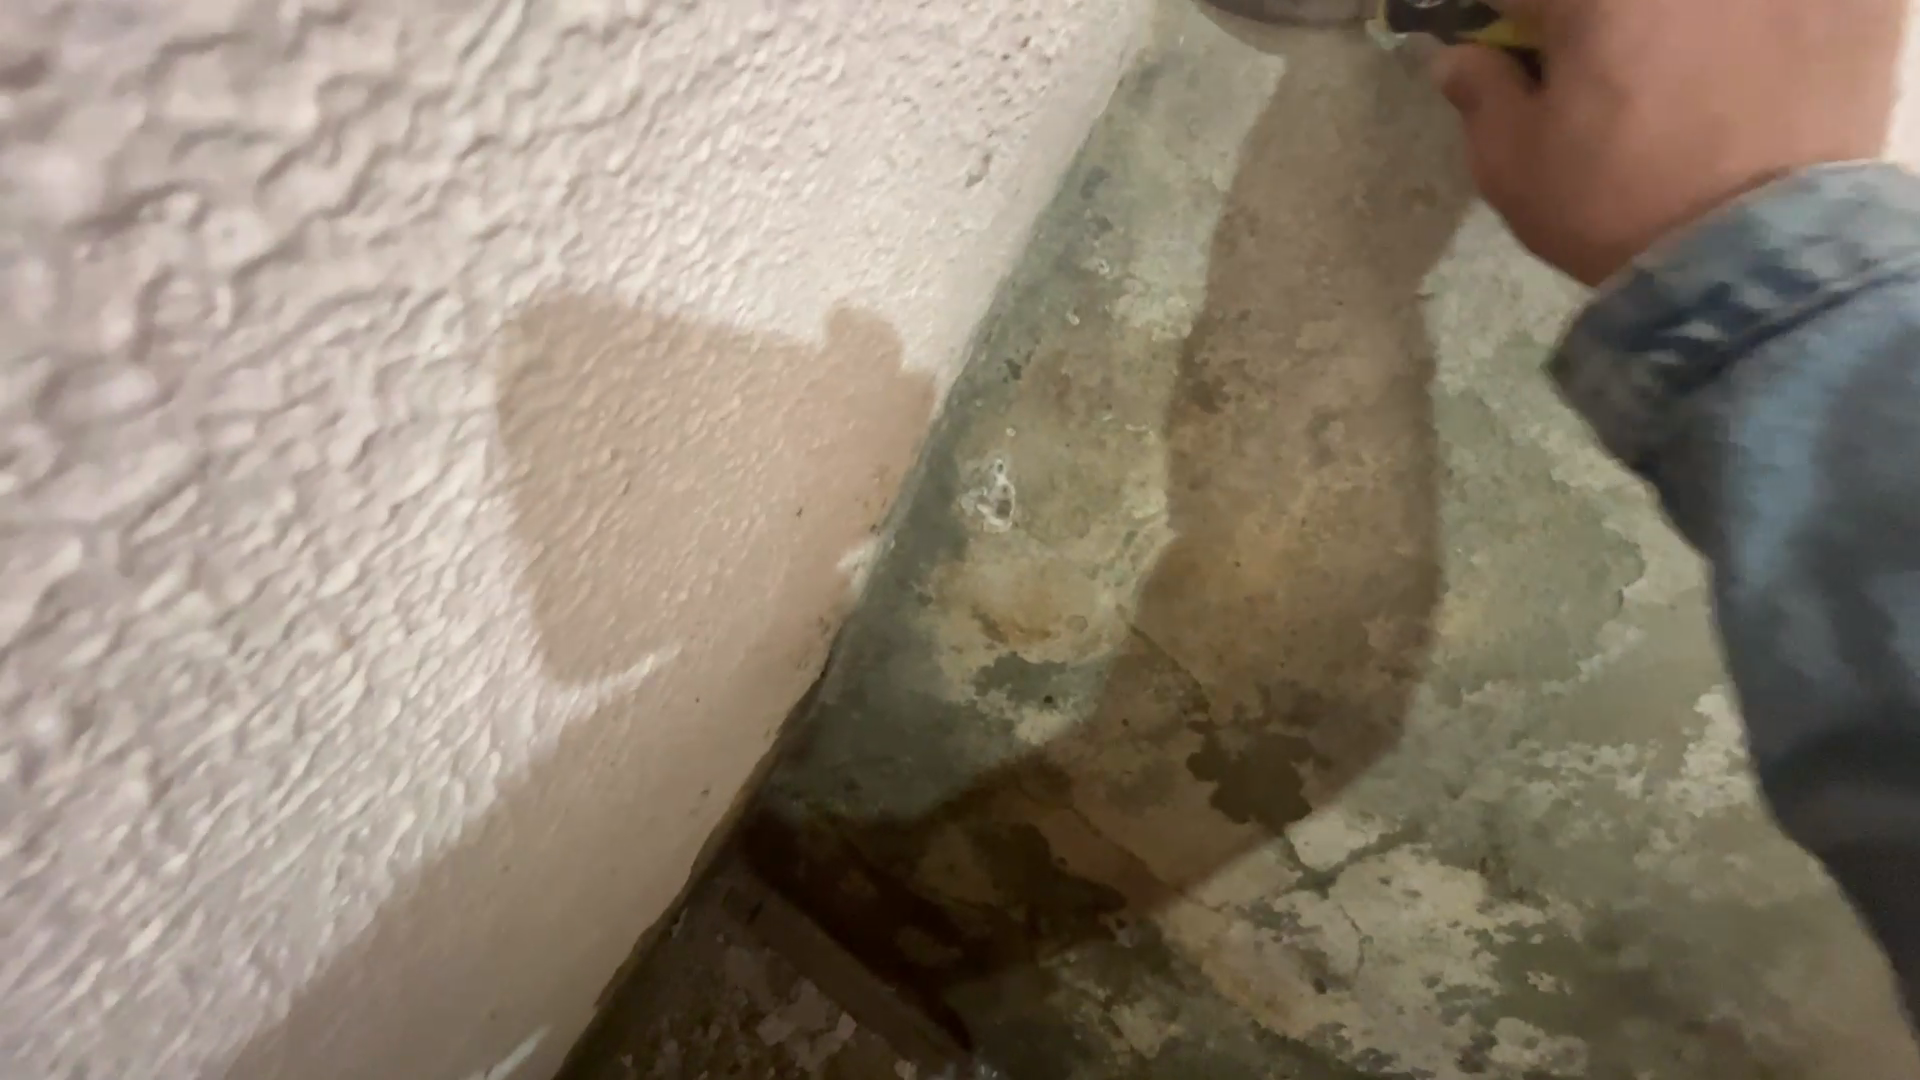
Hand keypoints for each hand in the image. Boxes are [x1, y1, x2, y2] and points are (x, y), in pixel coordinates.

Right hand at [1433, 0, 1906, 285]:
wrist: (1742, 248)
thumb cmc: (1601, 203)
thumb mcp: (1509, 161)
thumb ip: (1479, 92)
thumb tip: (1459, 55)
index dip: (1499, 17)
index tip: (1497, 43)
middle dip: (1582, 22)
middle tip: (1581, 64)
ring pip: (1686, 6)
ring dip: (1663, 27)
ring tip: (1662, 75)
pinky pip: (1771, 6)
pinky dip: (1748, 26)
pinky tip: (1739, 63)